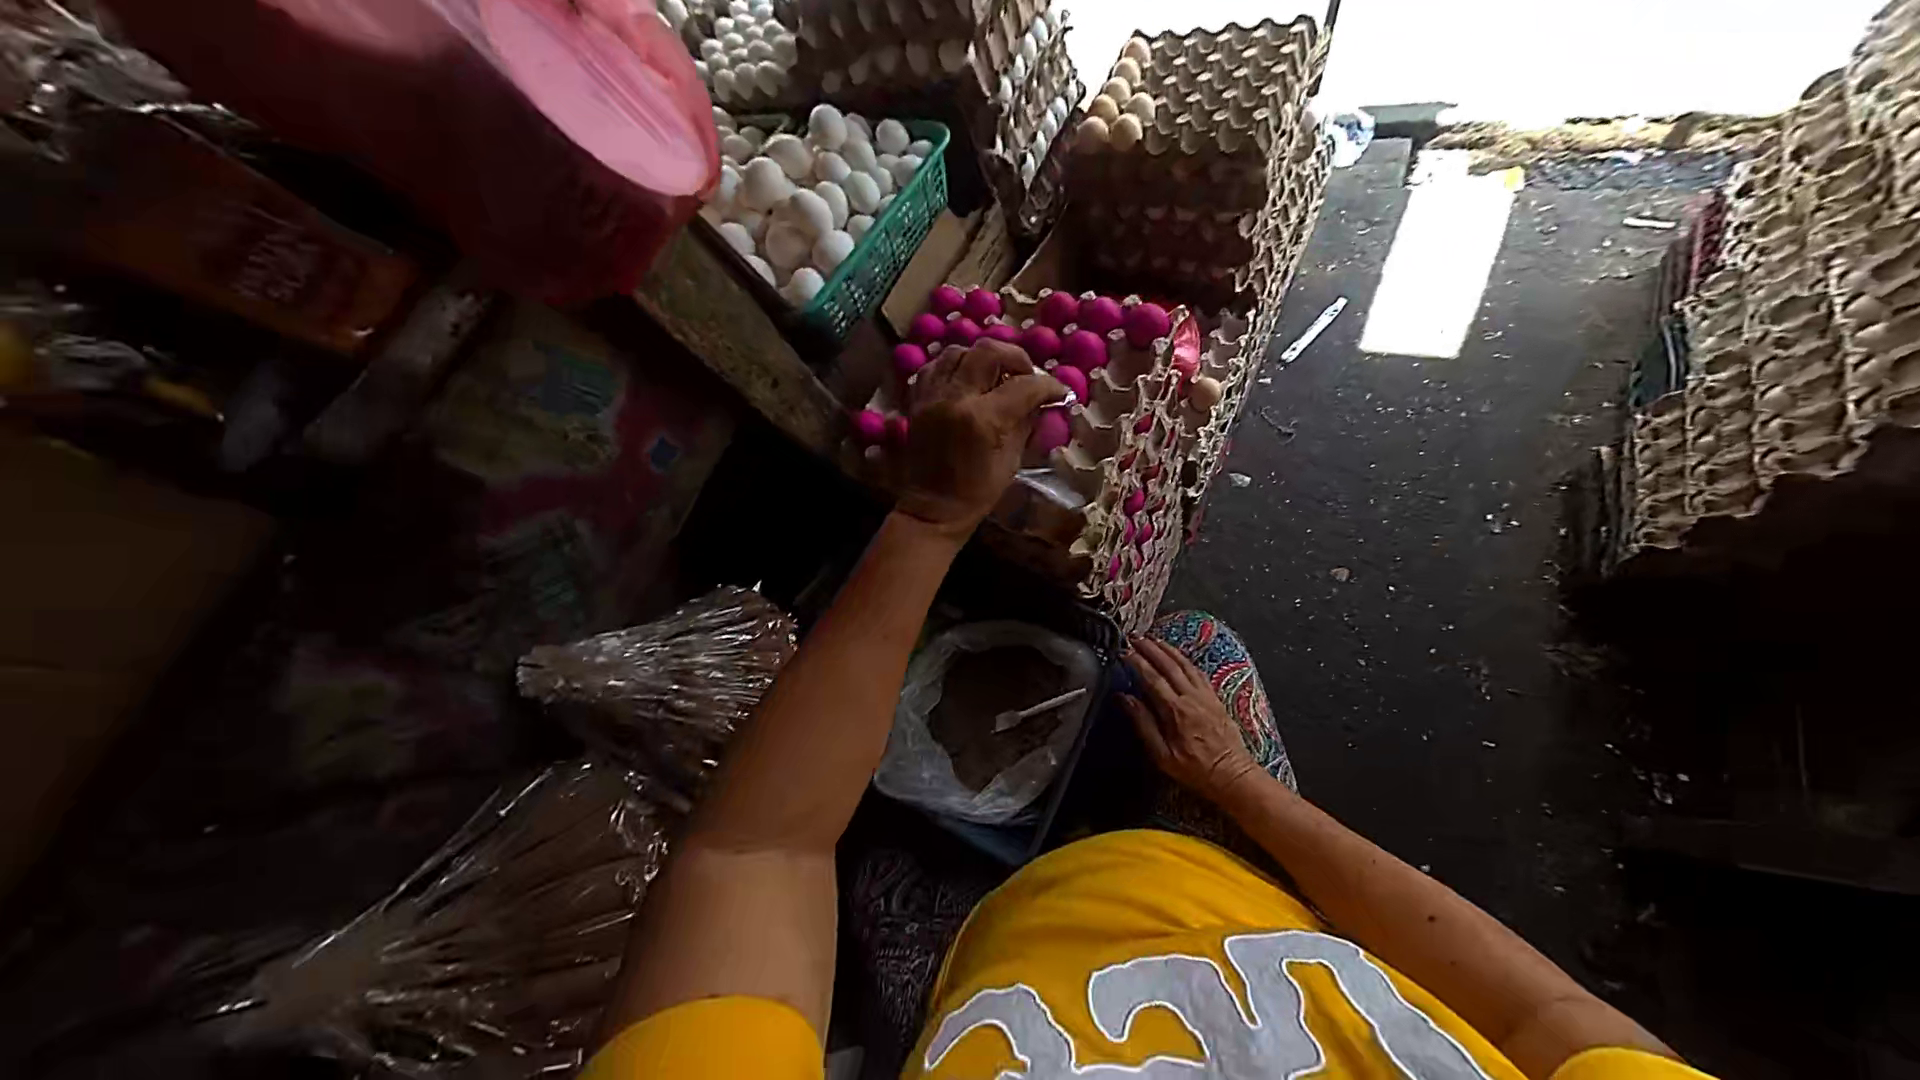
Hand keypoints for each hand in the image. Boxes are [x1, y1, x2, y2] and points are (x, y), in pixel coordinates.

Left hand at [896, 340, 1064, 538]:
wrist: (933, 508)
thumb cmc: (977, 492)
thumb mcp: (1012, 460)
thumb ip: (1026, 422)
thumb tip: (1043, 400)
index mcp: (982, 419)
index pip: (1024, 386)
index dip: (1049, 386)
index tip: (1059, 393)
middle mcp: (955, 398)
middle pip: (988, 351)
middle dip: (1016, 358)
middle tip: (1026, 376)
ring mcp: (932, 396)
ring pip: (959, 351)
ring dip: (983, 358)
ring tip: (996, 375)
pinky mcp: (917, 400)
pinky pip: (935, 367)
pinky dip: (955, 366)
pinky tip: (967, 380)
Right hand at [1121, 636, 1262, 802]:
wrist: (1232, 775)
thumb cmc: (1195, 769)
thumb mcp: (1162, 754)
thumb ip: (1143, 723)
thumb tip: (1125, 699)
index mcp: (1176, 711)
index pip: (1152, 678)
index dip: (1137, 662)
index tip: (1124, 651)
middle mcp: (1192, 697)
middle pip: (1168, 665)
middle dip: (1150, 648)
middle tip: (1135, 637)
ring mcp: (1206, 696)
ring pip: (1185, 665)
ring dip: (1168, 649)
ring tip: (1153, 639)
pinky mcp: (1215, 698)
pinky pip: (1199, 672)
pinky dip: (1185, 660)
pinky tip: (1178, 656)